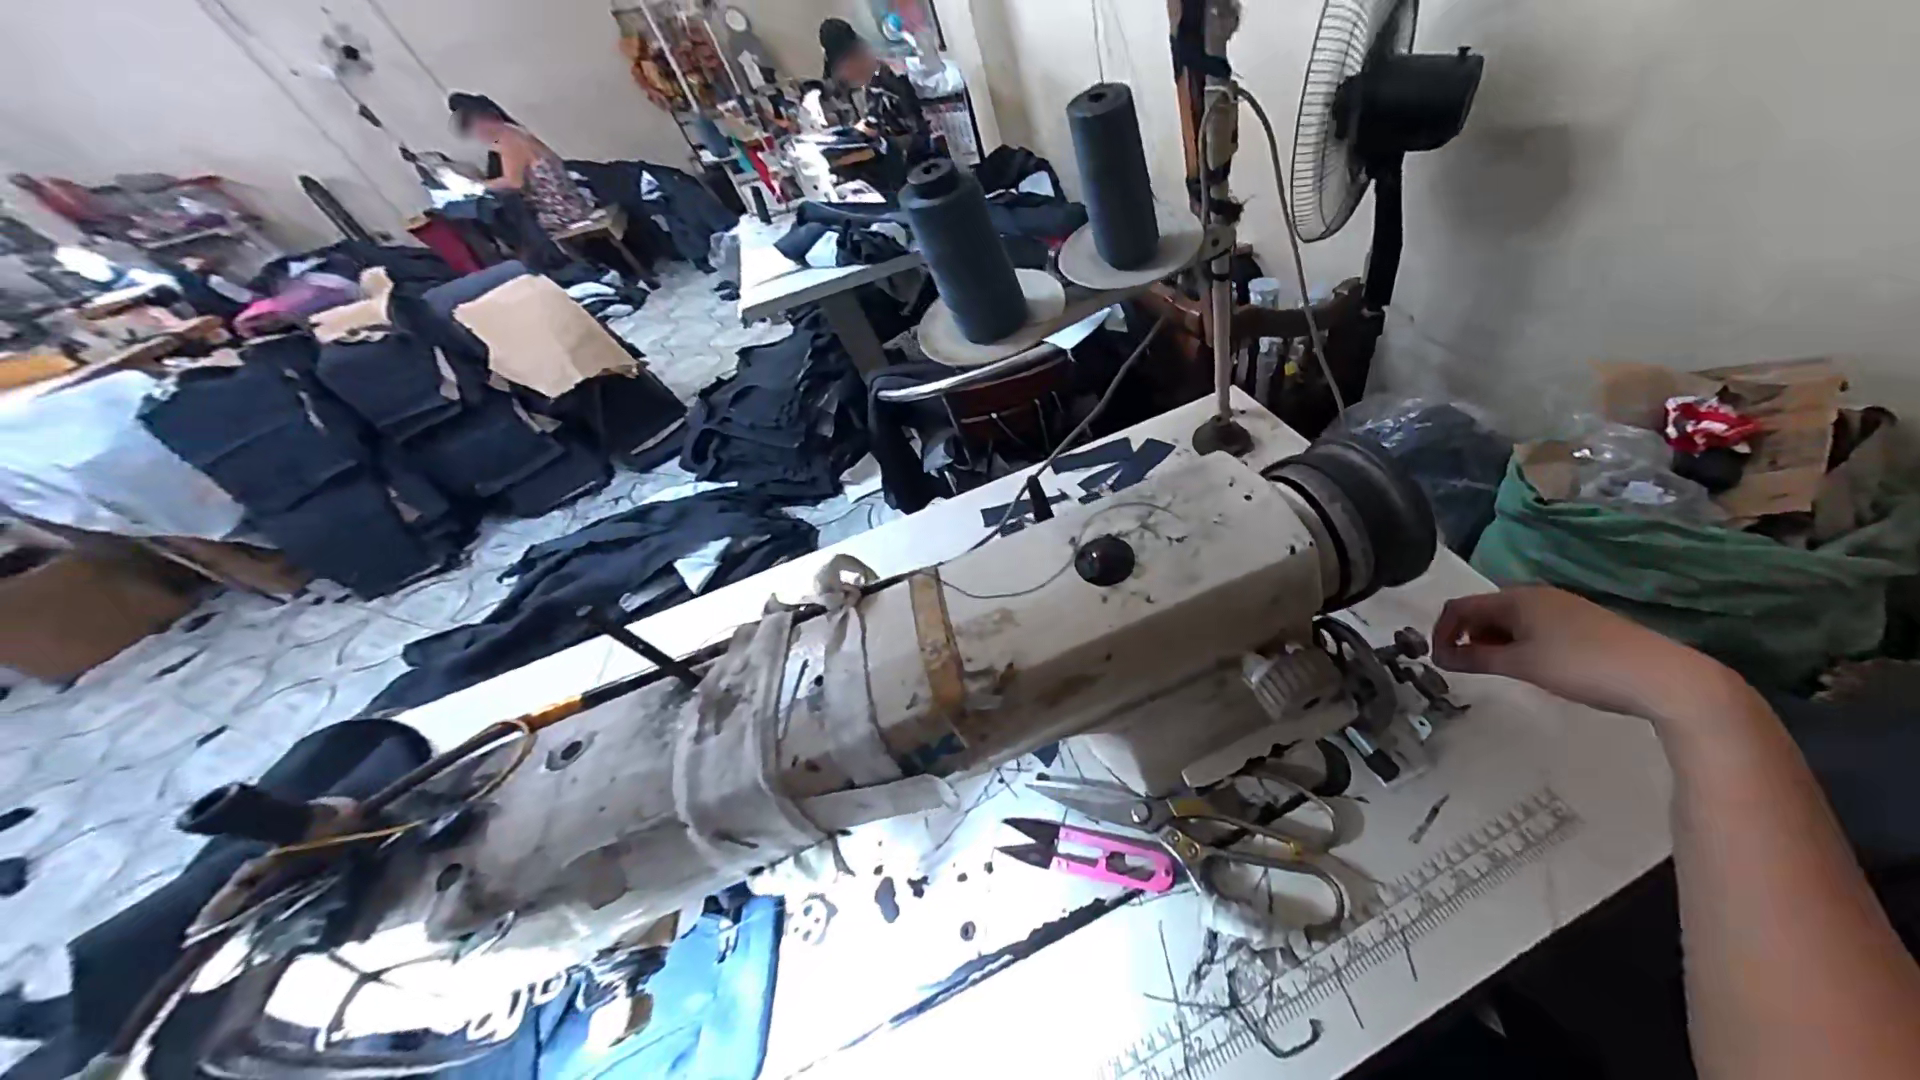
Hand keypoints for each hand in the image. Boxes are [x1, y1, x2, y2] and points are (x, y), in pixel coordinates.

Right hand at [1432, 585, 1734, 722]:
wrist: (1666, 678)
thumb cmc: (1582, 666)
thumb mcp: (1520, 665)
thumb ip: (1474, 659)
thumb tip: (1440, 657)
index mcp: (1515, 598)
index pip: (1459, 607)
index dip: (1441, 632)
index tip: (1439, 661)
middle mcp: (1535, 595)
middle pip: (1482, 611)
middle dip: (1466, 637)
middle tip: (1466, 667)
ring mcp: (1561, 607)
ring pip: (1508, 620)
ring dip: (1492, 642)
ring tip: (1498, 669)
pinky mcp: (1581, 623)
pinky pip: (1532, 626)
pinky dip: (1517, 643)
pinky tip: (1531, 665)